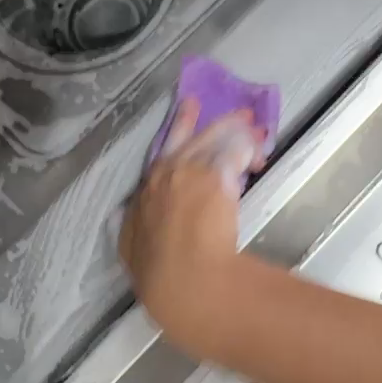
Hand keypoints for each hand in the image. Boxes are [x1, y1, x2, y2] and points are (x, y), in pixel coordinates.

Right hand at [119, 98, 267, 354]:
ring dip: (233, 133)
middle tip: (200, 104)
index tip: (178, 127)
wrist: (182, 278)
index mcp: (145, 191)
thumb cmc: (157, 272)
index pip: (159, 156)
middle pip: (182, 138)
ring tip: (250, 127)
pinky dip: (248, 150)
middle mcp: (164, 173)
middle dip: (192, 120)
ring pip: (212, 140)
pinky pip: (235, 152)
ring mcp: (191, 170)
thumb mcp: (131, 250)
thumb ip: (129, 231)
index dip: (172, 141)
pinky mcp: (217, 175)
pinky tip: (258, 152)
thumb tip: (123, 216)